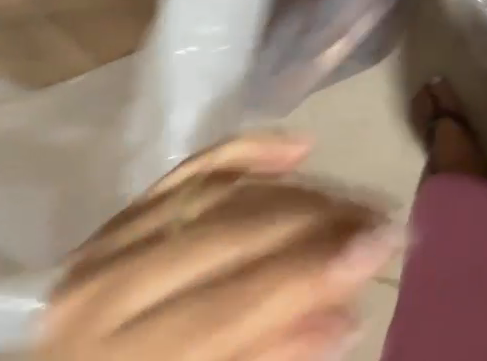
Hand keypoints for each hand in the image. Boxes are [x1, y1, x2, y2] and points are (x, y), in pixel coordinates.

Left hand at [39, 133, 399, 360]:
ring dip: (298, 192)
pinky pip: (188, 171)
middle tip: (381, 217)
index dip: (313, 271)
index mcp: (125, 357)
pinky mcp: (114, 219)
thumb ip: (265, 359)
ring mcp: (105, 245)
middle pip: (231, 235)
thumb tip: (344, 316)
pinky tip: (298, 148)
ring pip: (219, 195)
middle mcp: (104, 292)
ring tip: (355, 200)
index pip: (235, 302)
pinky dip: (245, 153)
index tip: (382, 245)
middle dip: (318, 222)